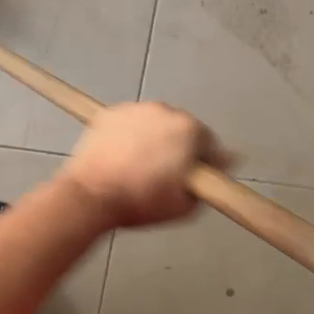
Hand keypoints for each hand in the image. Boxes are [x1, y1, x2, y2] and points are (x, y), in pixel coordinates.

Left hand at [58, 102, 221, 228]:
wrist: (91, 195)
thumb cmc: (140, 201)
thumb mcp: (186, 204)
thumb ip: (211, 182)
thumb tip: (222, 165)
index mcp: (189, 129)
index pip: (208, 143)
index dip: (202, 162)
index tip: (192, 177)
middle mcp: (164, 110)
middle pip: (180, 129)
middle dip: (176, 148)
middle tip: (163, 174)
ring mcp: (134, 109)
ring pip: (153, 124)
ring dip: (152, 139)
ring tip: (139, 166)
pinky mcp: (108, 113)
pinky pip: (128, 123)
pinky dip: (128, 135)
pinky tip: (122, 157)